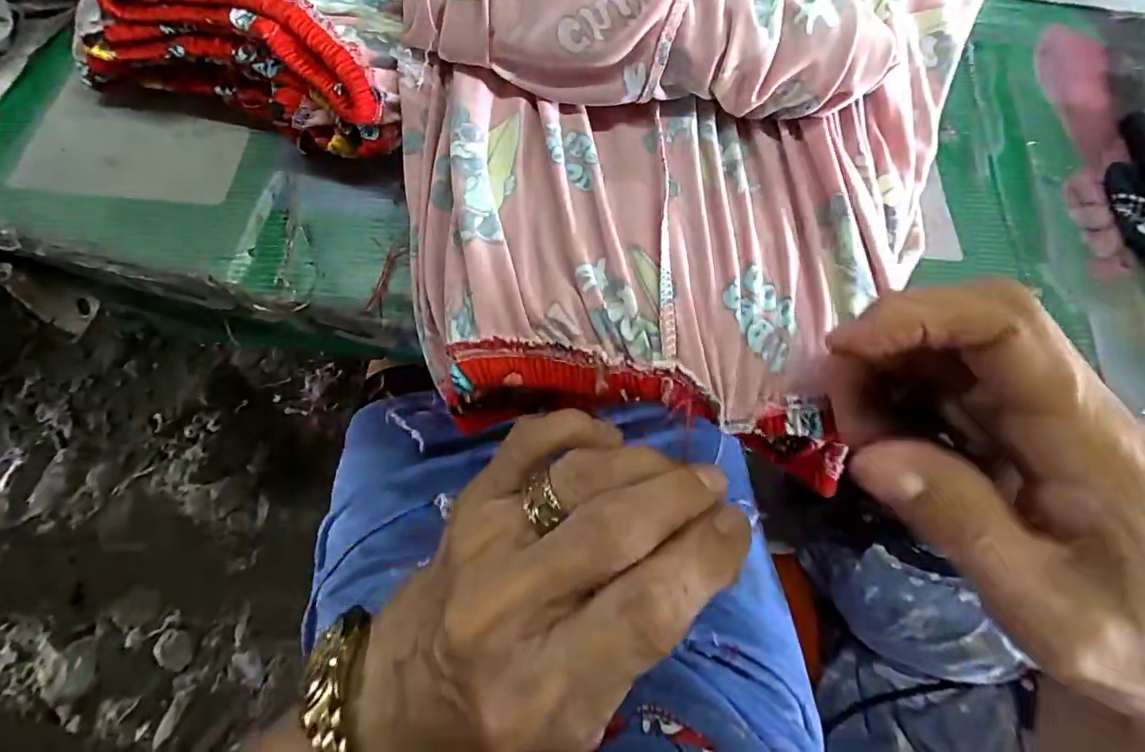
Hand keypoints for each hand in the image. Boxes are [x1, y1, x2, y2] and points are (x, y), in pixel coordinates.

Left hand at [347, 410, 751, 750]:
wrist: (408, 683)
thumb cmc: (505, 714)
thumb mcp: (581, 716)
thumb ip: (638, 637)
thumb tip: (703, 544)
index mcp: (545, 687)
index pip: (643, 611)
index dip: (703, 560)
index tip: (736, 528)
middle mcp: (508, 604)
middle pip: (612, 531)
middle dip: (678, 500)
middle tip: (715, 486)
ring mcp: (480, 539)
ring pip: (576, 479)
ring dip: (640, 464)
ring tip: (675, 470)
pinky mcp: (468, 500)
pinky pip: (527, 442)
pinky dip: (575, 428)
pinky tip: (610, 440)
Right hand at [818, 281, 1144, 751]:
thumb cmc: (1132, 649)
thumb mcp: (1046, 610)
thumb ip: (960, 524)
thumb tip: (868, 457)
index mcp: (1088, 434)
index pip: (1005, 325)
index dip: (917, 316)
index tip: (846, 347)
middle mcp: (1064, 404)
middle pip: (968, 321)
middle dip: (888, 342)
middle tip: (842, 400)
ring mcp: (1036, 414)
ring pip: (945, 350)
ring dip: (884, 375)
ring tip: (861, 436)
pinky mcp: (1013, 429)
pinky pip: (941, 386)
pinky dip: (894, 399)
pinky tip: (883, 444)